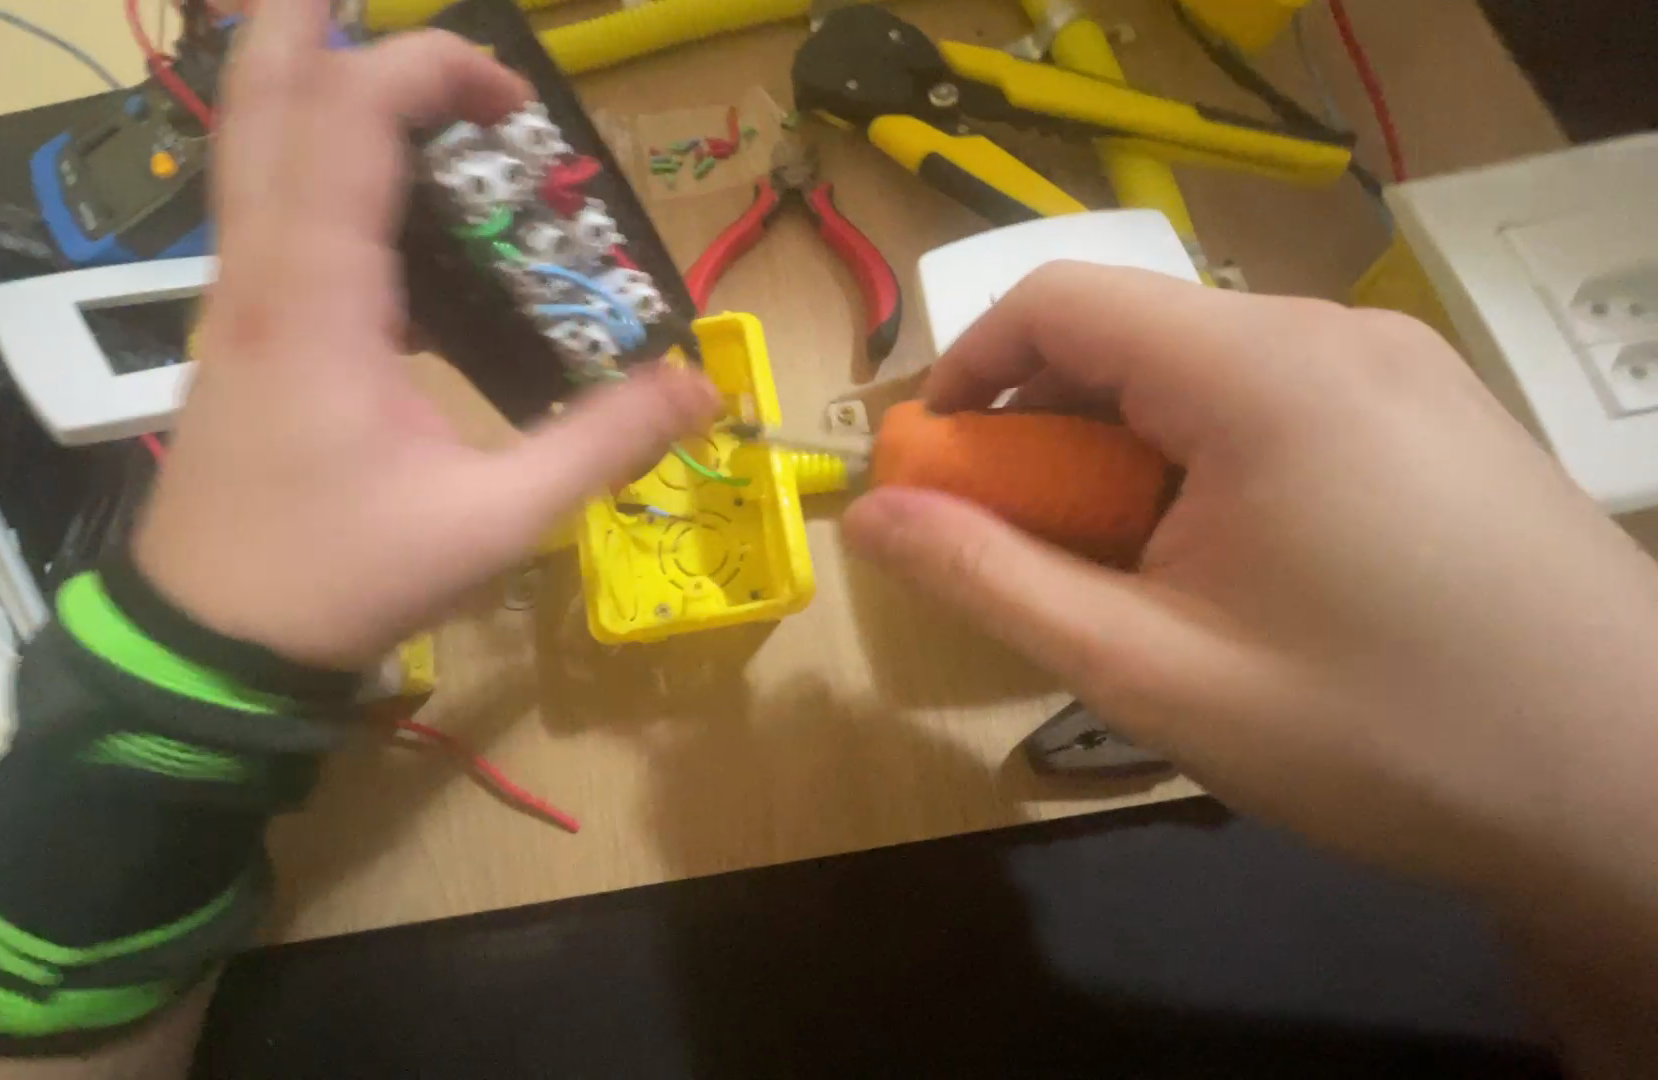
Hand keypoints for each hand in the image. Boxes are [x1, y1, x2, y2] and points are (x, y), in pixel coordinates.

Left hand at [133, 5, 717, 669]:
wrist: (220, 643)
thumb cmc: (349, 575)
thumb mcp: (495, 518)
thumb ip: (599, 444)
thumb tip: (698, 387)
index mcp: (317, 300)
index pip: (352, 116)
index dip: (432, 69)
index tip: (516, 102)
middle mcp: (259, 277)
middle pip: (267, 99)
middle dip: (332, 34)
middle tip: (421, 36)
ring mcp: (234, 307)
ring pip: (255, 153)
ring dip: (323, 99)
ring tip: (411, 102)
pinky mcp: (236, 342)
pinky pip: (271, 221)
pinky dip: (322, 180)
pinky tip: (389, 228)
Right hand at [844, 263, 1657, 915]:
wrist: (1646, 806)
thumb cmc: (1375, 735)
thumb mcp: (1137, 667)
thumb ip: (985, 578)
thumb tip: (866, 516)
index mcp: (1259, 374)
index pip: (1058, 303)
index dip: (966, 371)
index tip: (933, 464)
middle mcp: (1326, 337)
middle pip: (1116, 337)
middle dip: (1031, 429)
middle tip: (1017, 538)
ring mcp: (1383, 369)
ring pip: (1176, 371)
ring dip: (1101, 451)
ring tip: (1108, 563)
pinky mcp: (1411, 412)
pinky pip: (1242, 401)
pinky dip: (1172, 460)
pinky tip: (1196, 555)